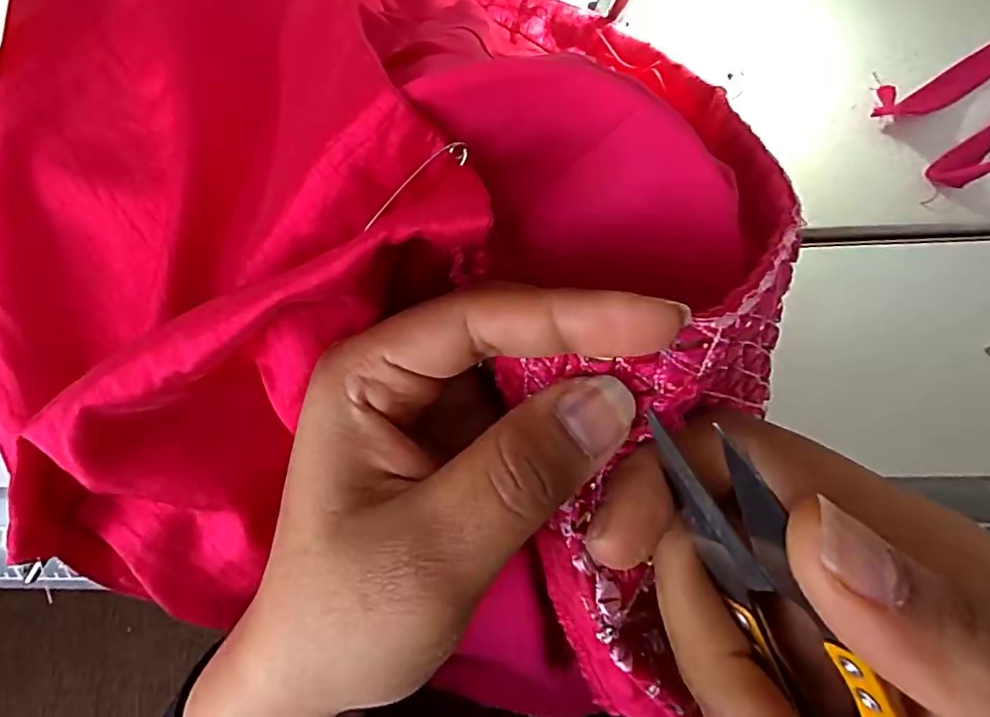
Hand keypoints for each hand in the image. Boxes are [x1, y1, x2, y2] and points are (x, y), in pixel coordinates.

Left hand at [185, 286, 687, 716]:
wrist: (314, 677)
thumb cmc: (349, 615)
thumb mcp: (434, 550)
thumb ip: (519, 469)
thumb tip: (610, 395)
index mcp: (368, 371)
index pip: (477, 319)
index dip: (570, 312)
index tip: (659, 317)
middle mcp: (399, 370)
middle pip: (504, 332)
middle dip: (587, 338)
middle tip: (675, 343)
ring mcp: (430, 403)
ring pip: (522, 368)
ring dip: (587, 376)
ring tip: (662, 381)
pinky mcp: (458, 439)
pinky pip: (526, 412)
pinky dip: (574, 418)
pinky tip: (618, 425)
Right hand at [589, 410, 989, 716]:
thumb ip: (950, 626)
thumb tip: (813, 524)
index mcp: (879, 530)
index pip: (734, 449)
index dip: (662, 468)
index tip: (615, 539)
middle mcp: (832, 564)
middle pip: (702, 527)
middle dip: (681, 591)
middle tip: (739, 685)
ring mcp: (816, 628)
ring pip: (706, 609)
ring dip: (719, 672)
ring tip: (797, 714)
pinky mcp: (803, 680)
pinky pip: (729, 670)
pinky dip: (728, 688)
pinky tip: (770, 707)